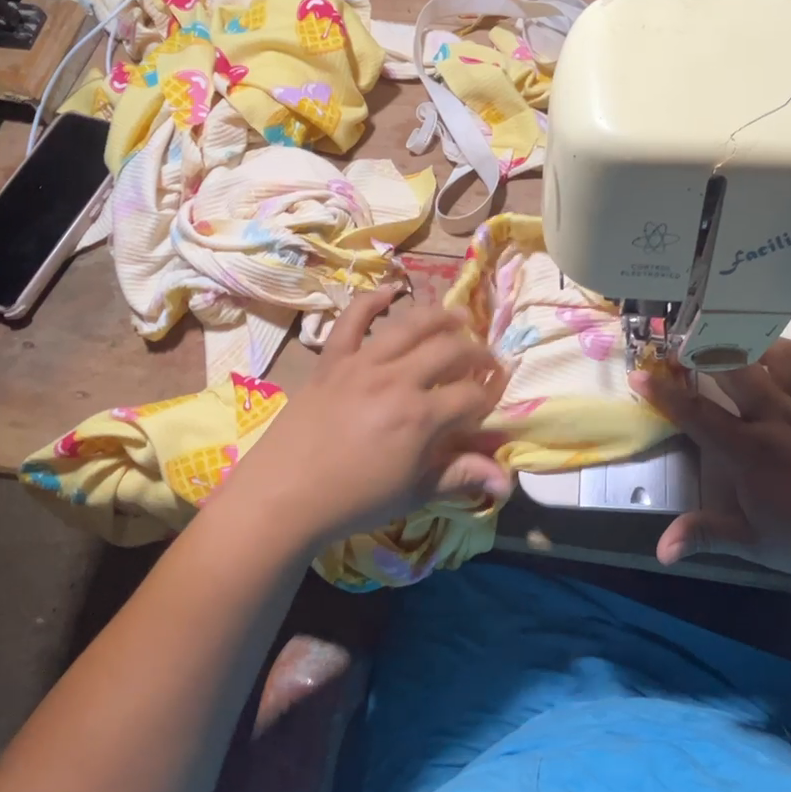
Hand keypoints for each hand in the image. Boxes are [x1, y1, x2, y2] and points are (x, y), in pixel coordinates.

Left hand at [215, 288, 509, 546]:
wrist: (283, 497)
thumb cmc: (354, 501)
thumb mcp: (415, 493)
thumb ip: (461, 476)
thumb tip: (507, 482)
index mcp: (420, 417)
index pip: (471, 395)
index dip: (490, 397)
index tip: (492, 402)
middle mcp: (395, 380)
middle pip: (450, 350)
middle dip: (477, 355)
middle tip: (485, 363)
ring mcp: (361, 365)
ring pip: (410, 325)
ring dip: (441, 317)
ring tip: (460, 318)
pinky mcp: (331, 361)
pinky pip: (352, 319)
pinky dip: (372, 300)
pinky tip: (391, 291)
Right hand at [630, 339, 790, 606]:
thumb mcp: (756, 544)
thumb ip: (706, 535)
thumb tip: (660, 550)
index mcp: (752, 453)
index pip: (698, 413)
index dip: (665, 392)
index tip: (641, 375)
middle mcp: (782, 418)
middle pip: (736, 366)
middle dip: (704, 347)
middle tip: (684, 339)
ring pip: (783, 352)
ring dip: (756, 342)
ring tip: (738, 341)